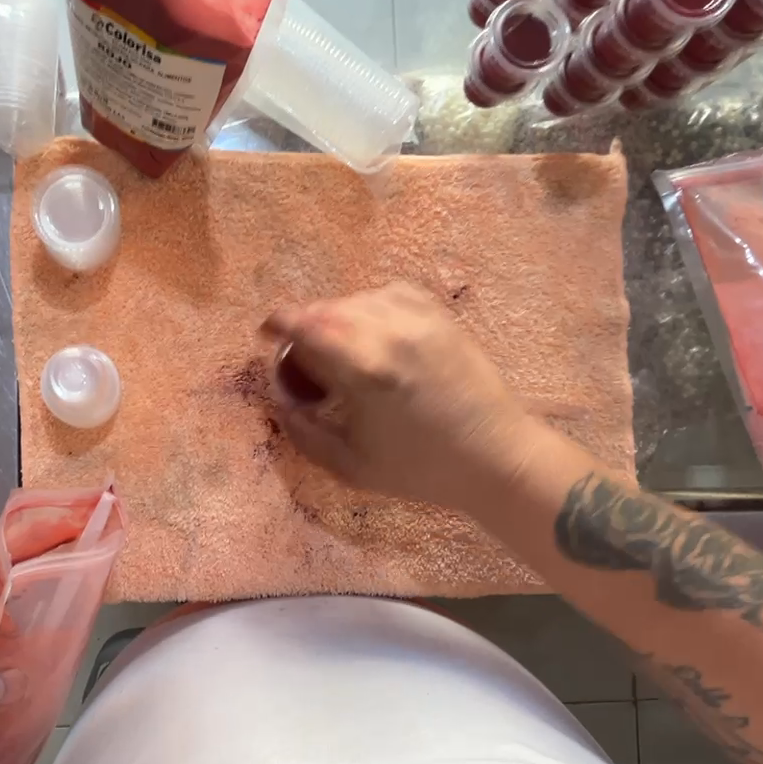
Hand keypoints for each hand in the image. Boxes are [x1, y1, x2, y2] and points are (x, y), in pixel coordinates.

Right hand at [262, 282, 546, 508]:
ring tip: (334, 346)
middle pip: (327, 310)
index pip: (306, 325)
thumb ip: (303, 432)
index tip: (266, 333)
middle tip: (298, 353)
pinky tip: (368, 330)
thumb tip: (278, 400)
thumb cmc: (420, 469)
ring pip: (356, 300)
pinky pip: (389, 293)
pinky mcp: (440, 315)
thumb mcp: (349, 465)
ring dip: (334, 317)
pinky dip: (368, 307)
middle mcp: (389, 331)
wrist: (496, 458)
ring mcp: (419, 318)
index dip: (278, 323)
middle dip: (304, 324)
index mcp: (364, 368)